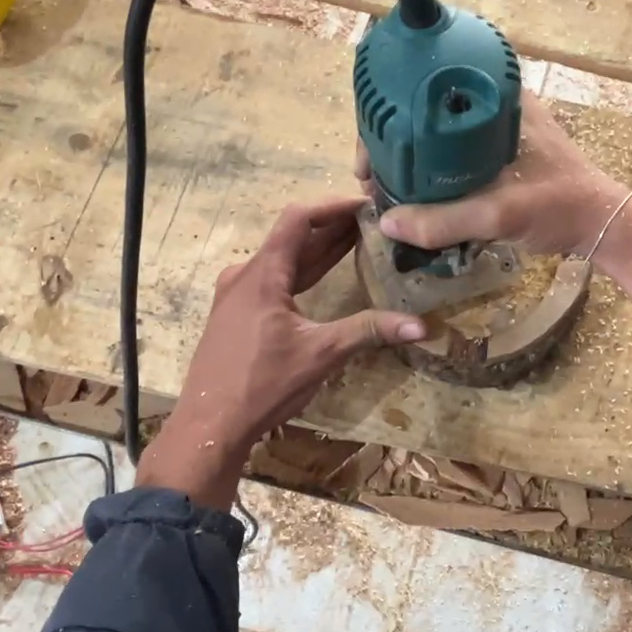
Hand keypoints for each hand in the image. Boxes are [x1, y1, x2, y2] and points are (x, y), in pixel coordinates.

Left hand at [136, 196, 426, 508]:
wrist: (210, 425)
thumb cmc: (262, 384)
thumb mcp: (322, 354)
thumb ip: (369, 331)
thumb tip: (421, 326)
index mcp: (262, 274)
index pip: (298, 219)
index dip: (333, 207)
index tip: (366, 205)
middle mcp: (245, 276)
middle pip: (292, 238)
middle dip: (332, 228)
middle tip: (373, 223)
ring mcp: (237, 296)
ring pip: (283, 261)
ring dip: (318, 251)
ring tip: (357, 243)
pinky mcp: (237, 316)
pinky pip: (274, 282)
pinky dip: (303, 274)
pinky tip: (324, 280)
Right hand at [365, 93, 629, 257]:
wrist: (600, 224)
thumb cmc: (558, 206)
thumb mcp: (498, 215)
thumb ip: (443, 222)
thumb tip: (388, 223)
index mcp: (496, 98)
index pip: (426, 87)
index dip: (388, 115)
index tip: (370, 151)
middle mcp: (493, 105)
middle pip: (425, 112)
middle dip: (394, 142)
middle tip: (373, 178)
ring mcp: (495, 129)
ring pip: (437, 135)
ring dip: (411, 159)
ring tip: (388, 189)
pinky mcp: (498, 153)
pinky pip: (452, 155)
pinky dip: (431, 171)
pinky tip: (417, 194)